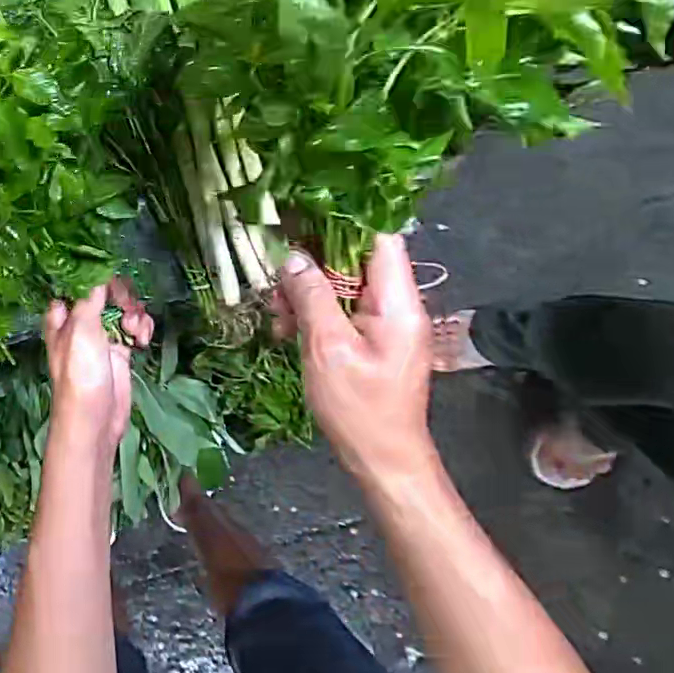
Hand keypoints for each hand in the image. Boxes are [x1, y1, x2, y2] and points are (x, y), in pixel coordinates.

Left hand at [43, 277, 153, 459]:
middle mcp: (81, 319)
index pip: (81, 280)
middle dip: (122, 296)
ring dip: (135, 313)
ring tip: (136, 331)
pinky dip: (141, 328)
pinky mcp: (119, 348)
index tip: (114, 281)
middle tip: (128, 311)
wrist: (95, 420)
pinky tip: (142, 340)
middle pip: (106, 290)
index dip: (99, 276)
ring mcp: (101, 333)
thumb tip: (99, 270)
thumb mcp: (81, 329)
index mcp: (64, 312)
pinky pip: (134, 326)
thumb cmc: (81, 373)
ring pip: (123, 307)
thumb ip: (90, 297)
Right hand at [271, 234, 438, 486]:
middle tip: (275, 276)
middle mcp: (394, 303)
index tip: (299, 212)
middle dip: (309, 261)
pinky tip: (287, 328)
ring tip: (278, 313)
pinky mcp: (367, 335)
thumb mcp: (328, 347)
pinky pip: (336, 306)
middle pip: (352, 256)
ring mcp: (381, 320)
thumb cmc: (360, 407)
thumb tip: (293, 257)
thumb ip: (311, 296)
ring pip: (338, 281)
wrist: (382, 460)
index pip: (379, 237)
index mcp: (397, 301)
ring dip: (303, 290)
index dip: (342, 217)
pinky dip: (309, 310)